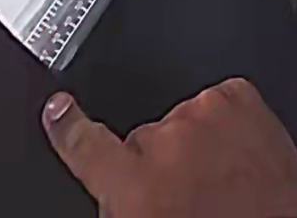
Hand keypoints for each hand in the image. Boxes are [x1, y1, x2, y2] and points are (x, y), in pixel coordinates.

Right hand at [42, 79, 296, 217]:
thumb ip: (125, 205)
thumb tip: (116, 193)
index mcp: (138, 184)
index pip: (87, 147)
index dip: (68, 127)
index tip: (57, 109)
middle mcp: (166, 139)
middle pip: (144, 139)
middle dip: (160, 161)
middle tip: (189, 192)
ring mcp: (203, 109)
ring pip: (184, 120)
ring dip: (196, 142)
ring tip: (223, 177)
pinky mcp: (236, 92)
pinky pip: (216, 103)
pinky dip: (224, 125)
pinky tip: (239, 155)